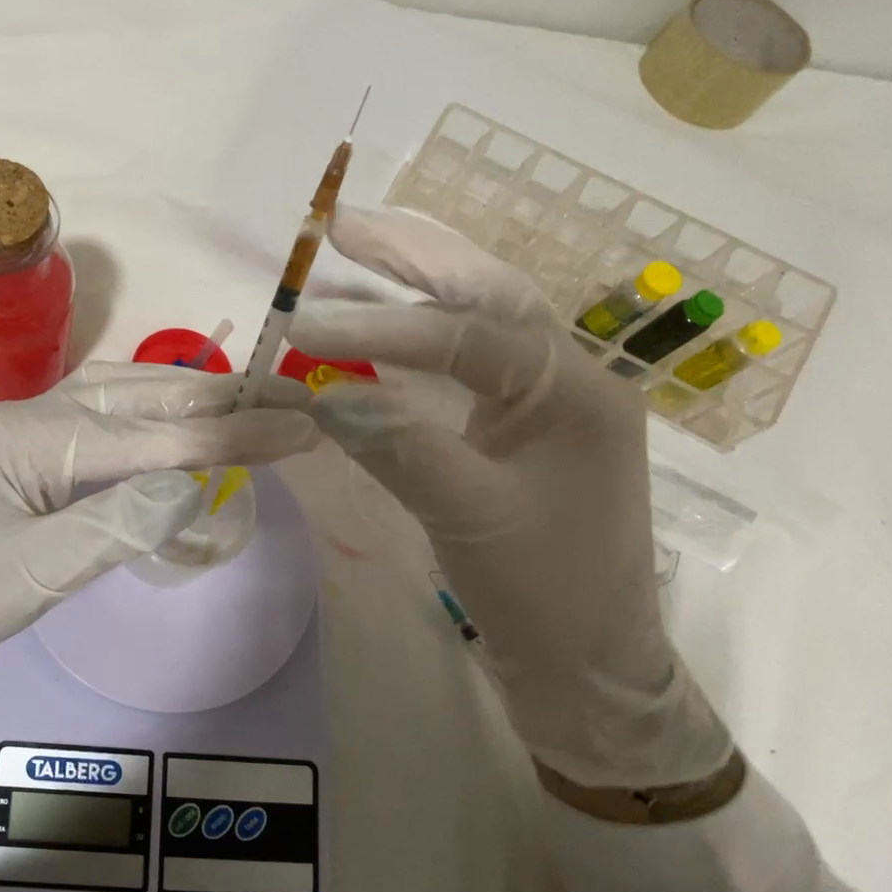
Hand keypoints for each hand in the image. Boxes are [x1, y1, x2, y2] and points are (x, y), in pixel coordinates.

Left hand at [0, 363, 318, 751]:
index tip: (301, 427)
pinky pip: (104, 418)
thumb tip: (192, 489)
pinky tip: (180, 422)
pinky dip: (154, 418)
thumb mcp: (30, 574)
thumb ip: (111, 527)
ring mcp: (27, 427)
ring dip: (190, 400)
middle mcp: (29, 414)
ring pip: (124, 396)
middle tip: (295, 403)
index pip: (147, 435)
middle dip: (222, 403)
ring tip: (252, 405)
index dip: (228, 435)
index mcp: (26, 436)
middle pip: (140, 396)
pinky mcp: (32, 450)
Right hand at [295, 205, 731, 787]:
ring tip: (351, 250)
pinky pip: (464, 367)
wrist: (586, 667)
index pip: (469, 336)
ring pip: (476, 322)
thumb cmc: (544, 594)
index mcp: (576, 392)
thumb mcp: (470, 518)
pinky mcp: (516, 430)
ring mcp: (543, 403)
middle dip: (414, 257)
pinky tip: (376, 326)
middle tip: (340, 224)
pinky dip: (415, 340)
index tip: (305, 331)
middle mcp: (567, 379)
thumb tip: (322, 390)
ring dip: (414, 286)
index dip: (382, 330)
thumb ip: (400, 444)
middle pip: (486, 295)